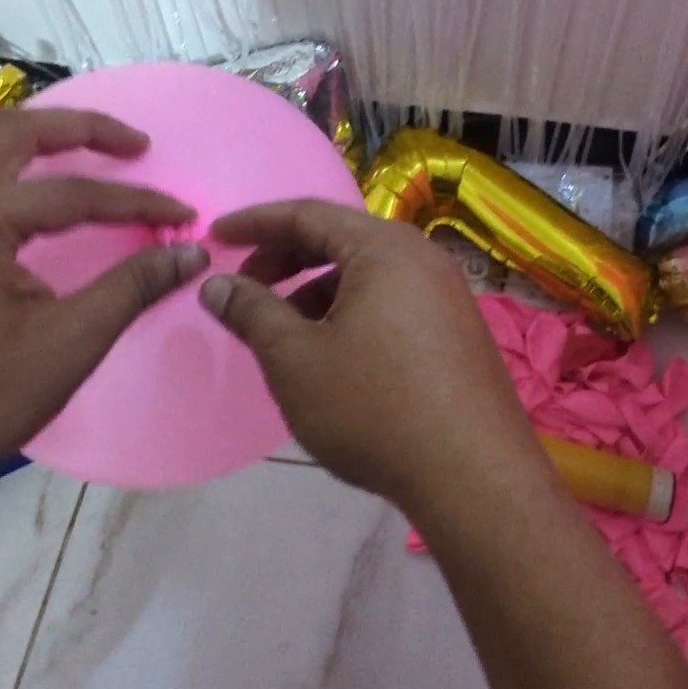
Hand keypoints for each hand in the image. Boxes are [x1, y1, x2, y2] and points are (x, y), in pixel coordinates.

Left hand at [0, 108, 208, 505]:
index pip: (75, 193)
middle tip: (133, 144)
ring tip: (61, 144)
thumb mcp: (67, 345)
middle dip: (80, 129)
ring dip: (15, 128)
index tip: (184, 217)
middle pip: (11, 132)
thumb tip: (190, 253)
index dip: (139, 203)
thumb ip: (132, 287)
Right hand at [196, 200, 547, 508]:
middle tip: (244, 287)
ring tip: (283, 331)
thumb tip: (217, 284)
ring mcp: (447, 296)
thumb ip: (252, 312)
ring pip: (368, 276)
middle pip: (341, 240)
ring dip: (318, 291)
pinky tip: (334, 354)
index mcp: (385, 248)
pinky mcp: (458, 332)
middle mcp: (423, 259)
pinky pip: (393, 302)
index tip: (215, 237)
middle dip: (285, 258)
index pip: (308, 214)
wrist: (473, 475)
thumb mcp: (296, 359)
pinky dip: (353, 313)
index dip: (256, 223)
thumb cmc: (374, 407)